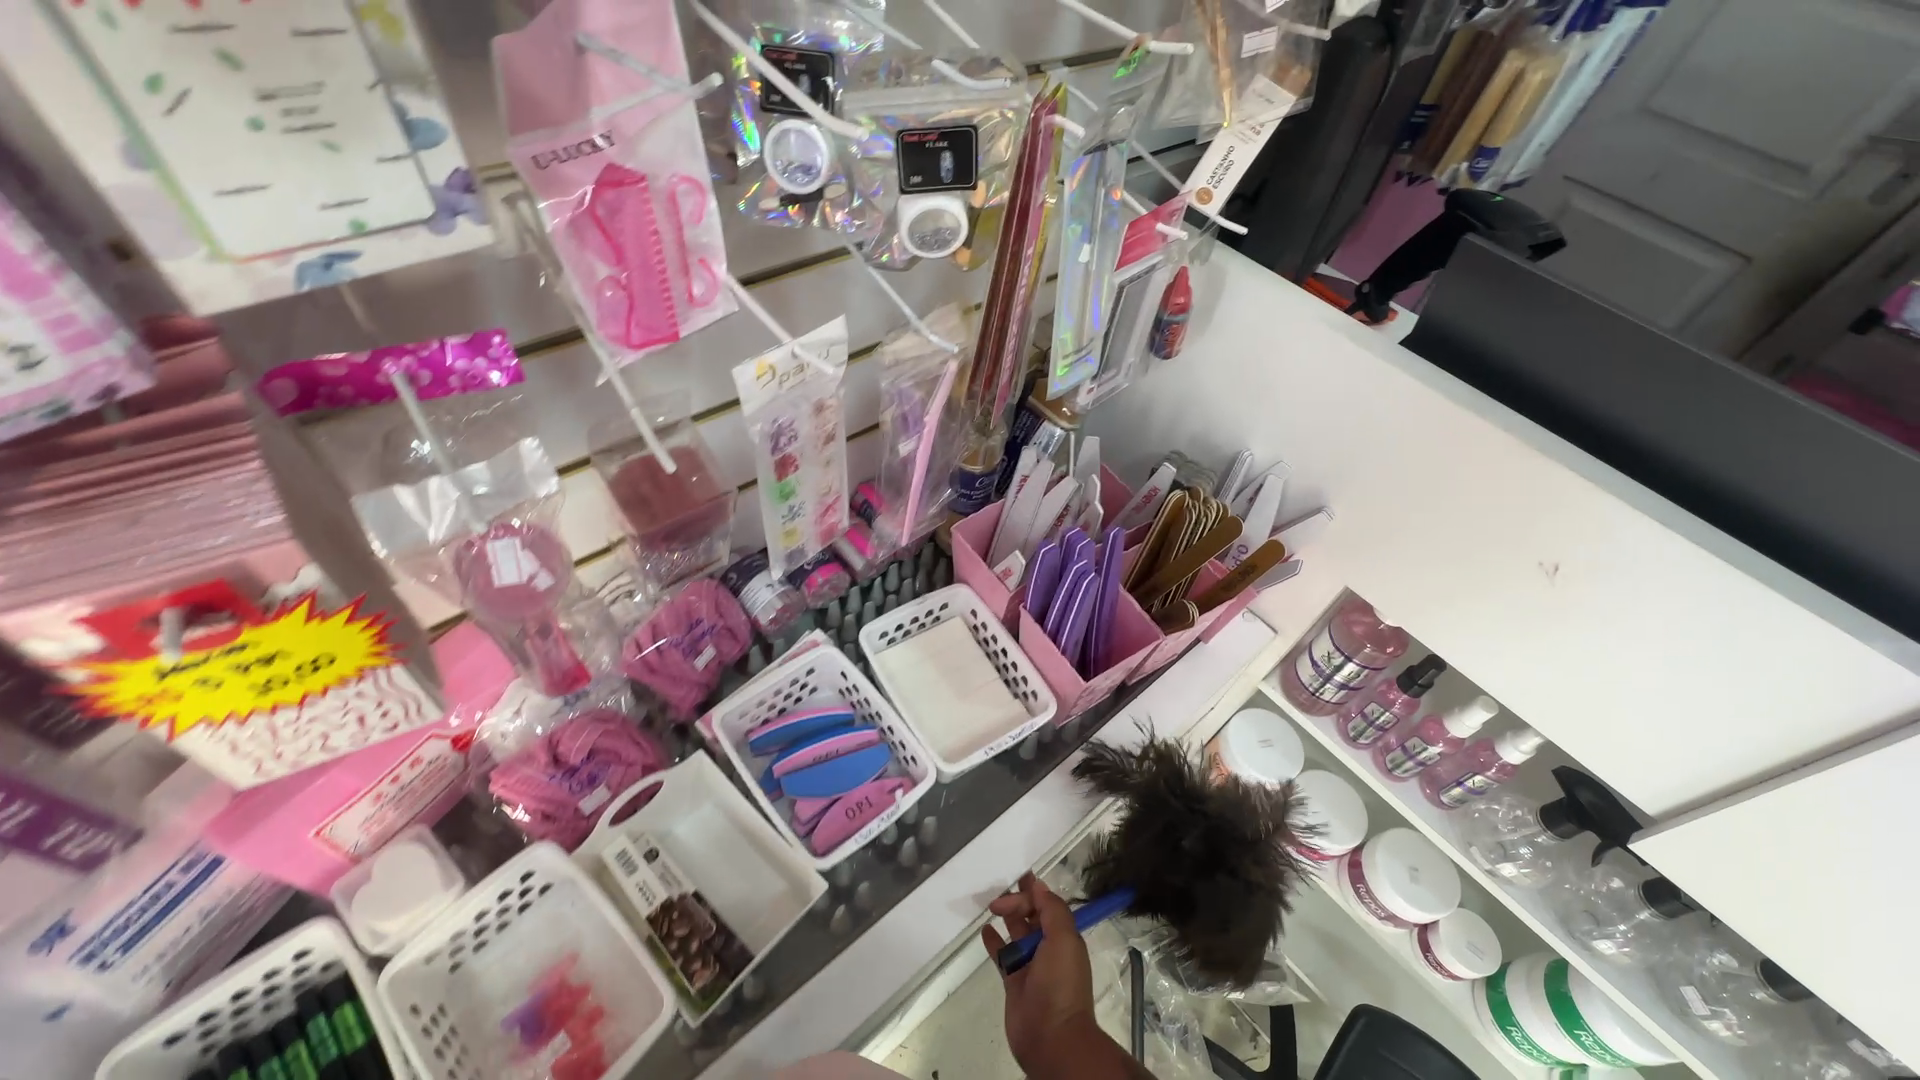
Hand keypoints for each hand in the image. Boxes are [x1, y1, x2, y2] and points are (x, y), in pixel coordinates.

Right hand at [982, 873, 1098, 1073]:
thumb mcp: (1064, 939)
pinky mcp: (1013, 980)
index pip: (1048, 905)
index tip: (1015, 880)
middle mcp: (1049, 948)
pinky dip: (994, 941)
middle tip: (998, 893)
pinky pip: (1002, 954)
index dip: (1033, 892)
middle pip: (1032, 916)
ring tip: (989, 904)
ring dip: (1006, 917)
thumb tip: (1039, 886)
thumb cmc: (1060, 984)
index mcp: (1065, 937)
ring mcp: (1030, 964)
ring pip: (1017, 932)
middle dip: (1019, 901)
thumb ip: (1052, 910)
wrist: (1051, 1037)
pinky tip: (985, 929)